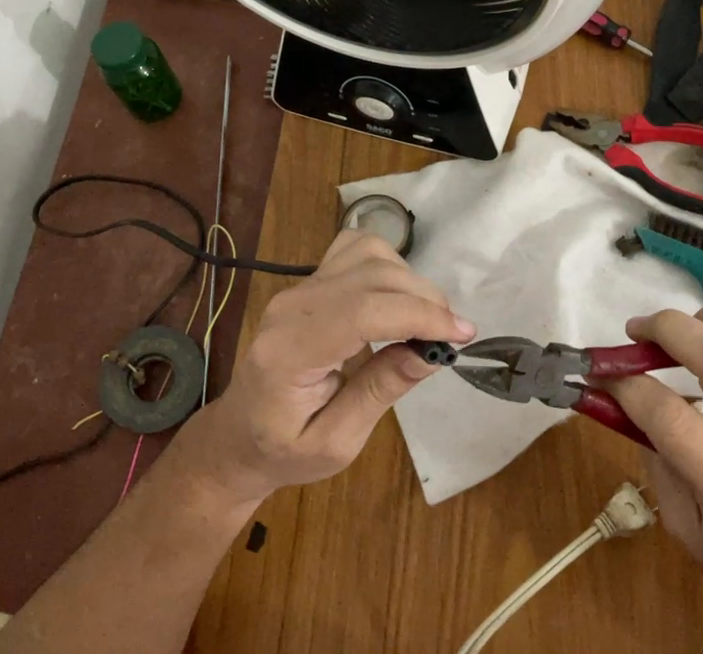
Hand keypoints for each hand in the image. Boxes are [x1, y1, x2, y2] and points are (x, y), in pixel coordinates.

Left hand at [175, 230, 475, 506]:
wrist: (240, 434)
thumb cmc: (284, 450)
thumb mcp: (336, 443)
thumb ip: (379, 392)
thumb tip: (430, 352)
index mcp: (290, 352)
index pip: (363, 311)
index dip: (418, 315)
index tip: (462, 335)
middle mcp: (290, 307)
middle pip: (371, 276)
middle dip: (424, 299)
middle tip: (453, 337)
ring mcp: (296, 290)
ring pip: (367, 253)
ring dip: (408, 280)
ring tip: (427, 321)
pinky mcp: (307, 284)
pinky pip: (354, 251)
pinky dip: (388, 265)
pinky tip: (399, 299)